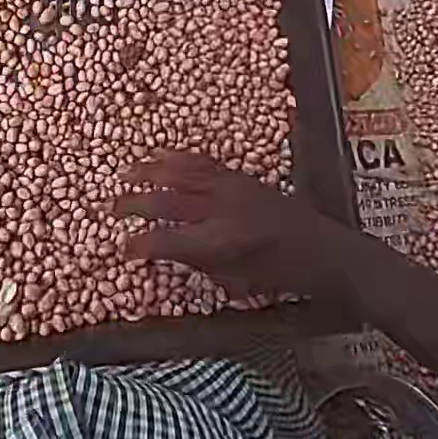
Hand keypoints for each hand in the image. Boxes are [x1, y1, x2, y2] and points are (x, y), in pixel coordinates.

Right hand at [113, 151, 353, 296]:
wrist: (326, 249)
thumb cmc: (282, 274)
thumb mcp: (237, 279)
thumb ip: (198, 260)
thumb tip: (163, 248)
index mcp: (221, 242)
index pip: (167, 240)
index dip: (140, 244)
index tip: (123, 248)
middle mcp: (221, 210)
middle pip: (166, 202)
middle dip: (134, 204)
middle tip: (111, 206)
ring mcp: (230, 188)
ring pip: (179, 173)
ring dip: (149, 173)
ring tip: (126, 175)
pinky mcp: (240, 176)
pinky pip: (201, 163)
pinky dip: (177, 160)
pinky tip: (163, 158)